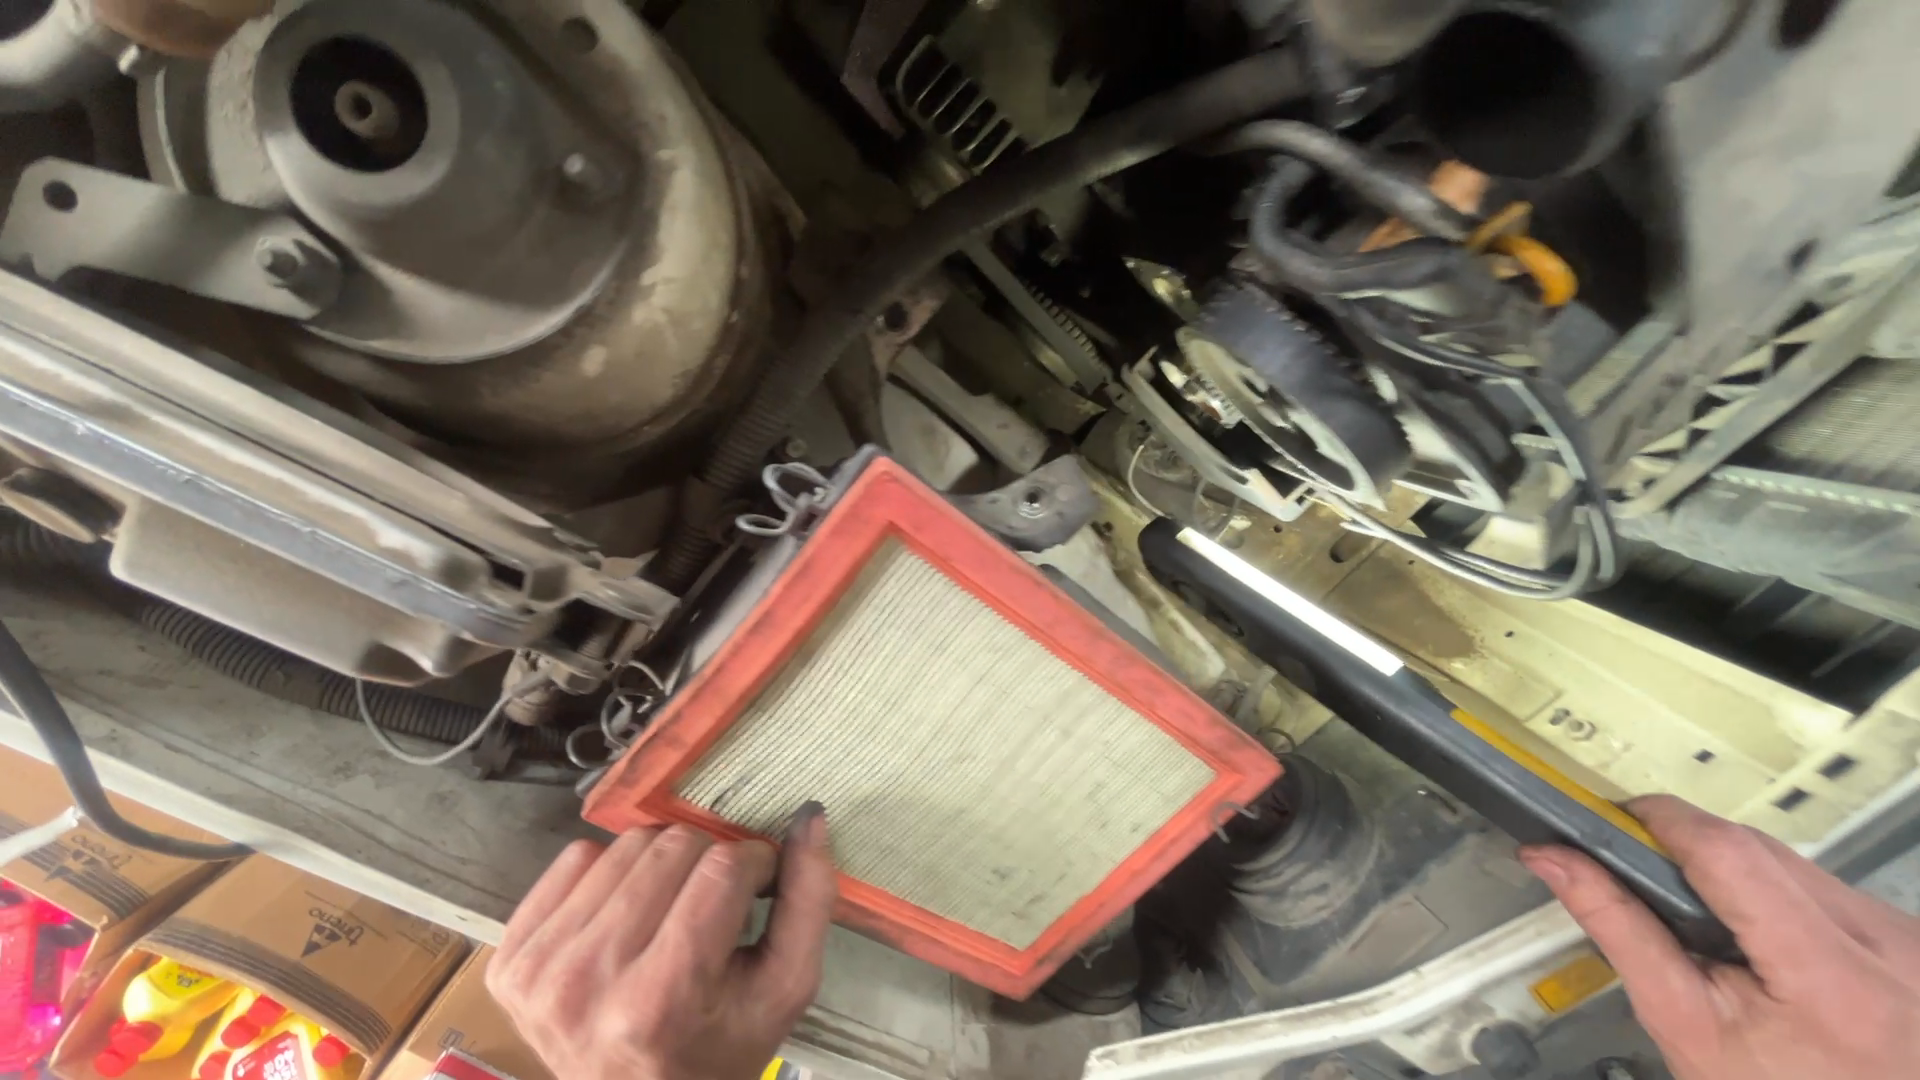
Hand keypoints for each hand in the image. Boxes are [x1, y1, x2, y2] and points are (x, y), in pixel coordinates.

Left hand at [488, 803, 837, 1079]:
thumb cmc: (722, 1045)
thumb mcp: (787, 987)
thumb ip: (810, 898)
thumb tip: (809, 815)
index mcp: (662, 998)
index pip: (723, 869)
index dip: (756, 863)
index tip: (760, 887)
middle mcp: (588, 982)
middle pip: (672, 846)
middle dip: (710, 860)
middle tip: (715, 902)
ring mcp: (540, 970)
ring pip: (627, 844)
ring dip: (664, 863)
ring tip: (672, 909)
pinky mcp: (509, 958)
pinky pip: (575, 856)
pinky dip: (611, 871)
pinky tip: (625, 914)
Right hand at [1520, 795, 1919, 1079]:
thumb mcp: (1678, 1018)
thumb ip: (1615, 926)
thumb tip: (1549, 855)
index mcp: (1831, 973)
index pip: (1730, 851)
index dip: (1661, 821)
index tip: (1608, 819)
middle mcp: (1893, 945)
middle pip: (1760, 851)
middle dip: (1690, 850)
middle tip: (1640, 879)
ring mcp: (1917, 942)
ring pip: (1792, 863)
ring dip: (1735, 872)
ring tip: (1707, 923)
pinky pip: (1828, 888)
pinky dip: (1778, 895)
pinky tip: (1765, 939)